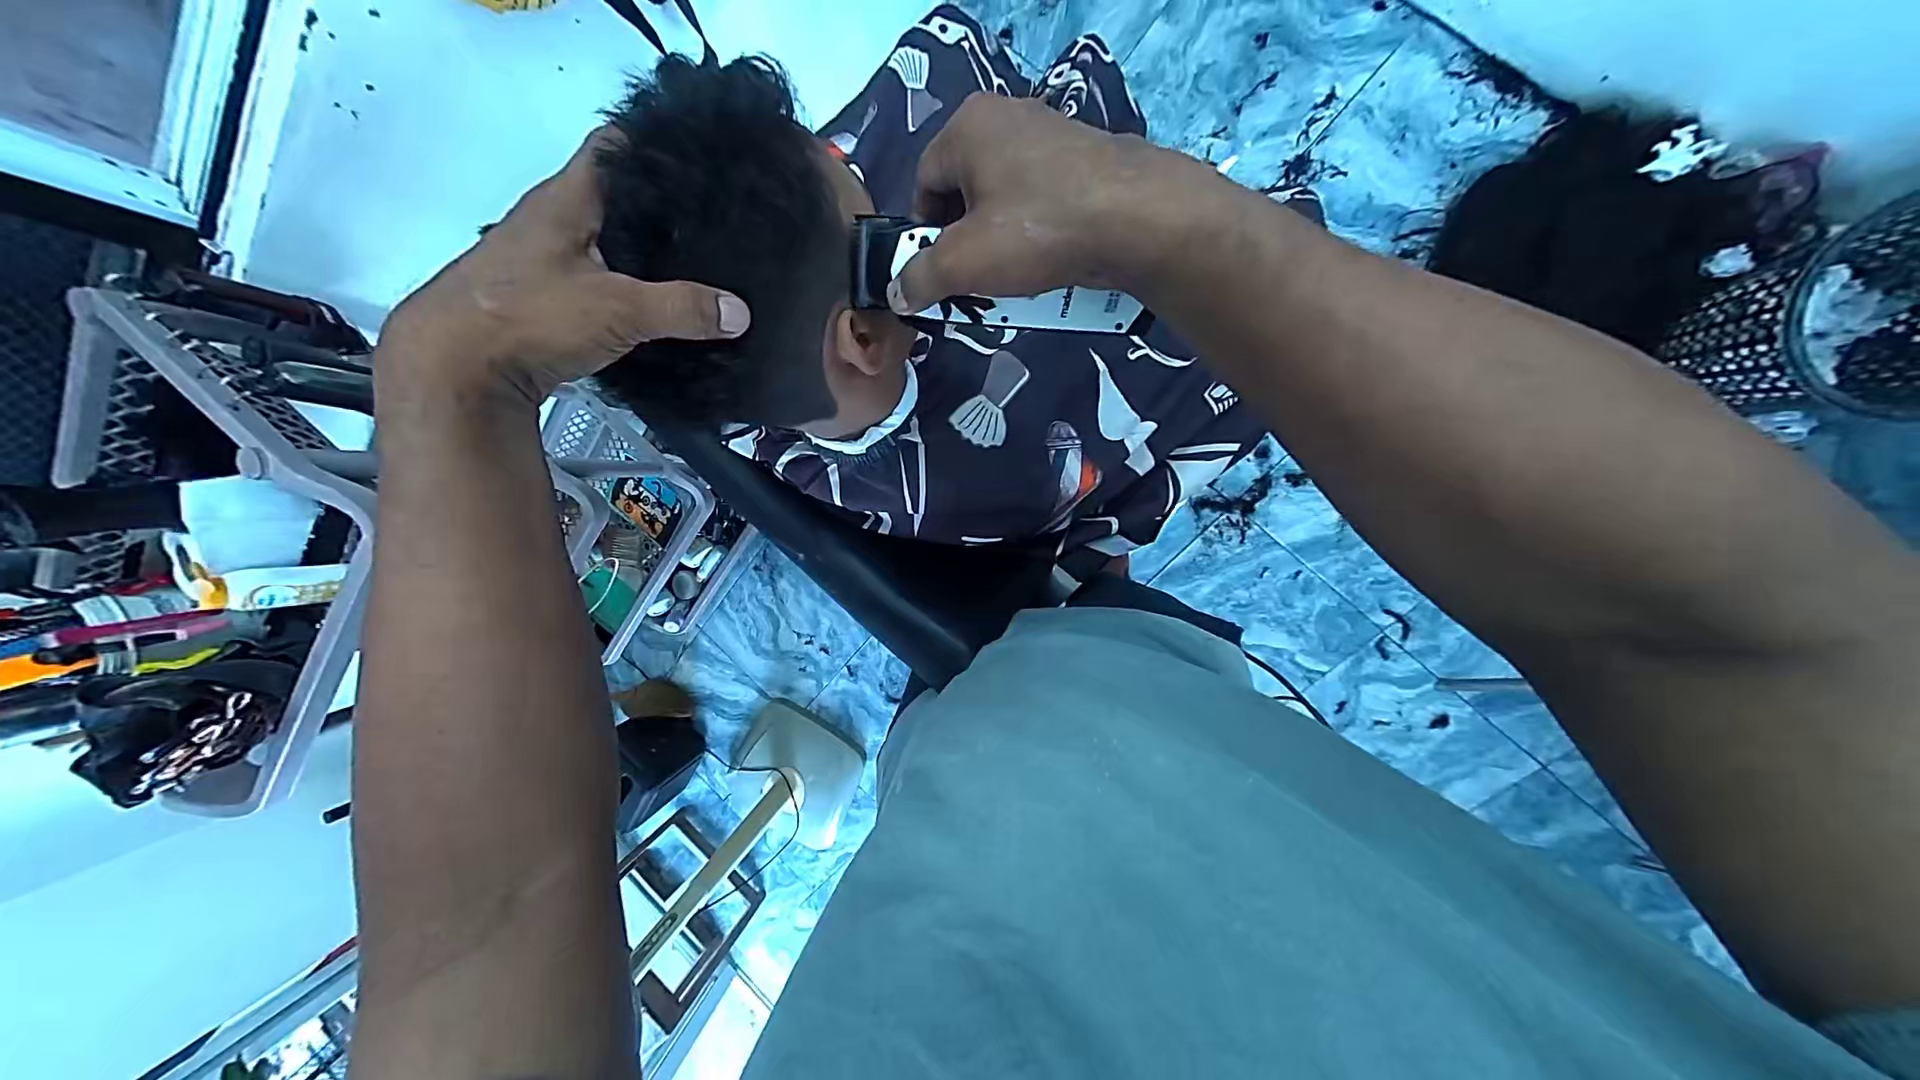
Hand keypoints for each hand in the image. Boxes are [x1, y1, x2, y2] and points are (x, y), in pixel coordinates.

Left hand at [378, 128, 750, 404]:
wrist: (457, 371)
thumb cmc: (529, 317)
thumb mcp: (618, 308)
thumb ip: (683, 308)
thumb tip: (739, 313)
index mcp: (566, 201)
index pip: (614, 147)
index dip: (656, 144)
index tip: (700, 161)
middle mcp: (553, 221)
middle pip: (617, 198)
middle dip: (663, 207)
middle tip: (713, 220)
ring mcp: (546, 261)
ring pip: (609, 242)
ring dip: (646, 252)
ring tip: (697, 263)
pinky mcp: (546, 300)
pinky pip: (601, 280)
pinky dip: (630, 287)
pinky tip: (658, 307)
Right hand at [890, 94, 1224, 313]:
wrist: (1136, 220)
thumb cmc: (1036, 230)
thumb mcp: (964, 262)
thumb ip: (920, 278)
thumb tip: (896, 294)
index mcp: (967, 127)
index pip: (923, 183)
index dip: (924, 234)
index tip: (938, 272)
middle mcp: (1007, 117)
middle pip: (964, 193)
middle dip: (964, 242)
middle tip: (975, 281)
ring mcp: (1052, 136)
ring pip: (1005, 203)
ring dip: (1000, 245)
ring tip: (1013, 281)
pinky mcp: (1085, 162)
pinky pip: (1041, 205)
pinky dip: (1036, 236)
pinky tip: (1048, 265)